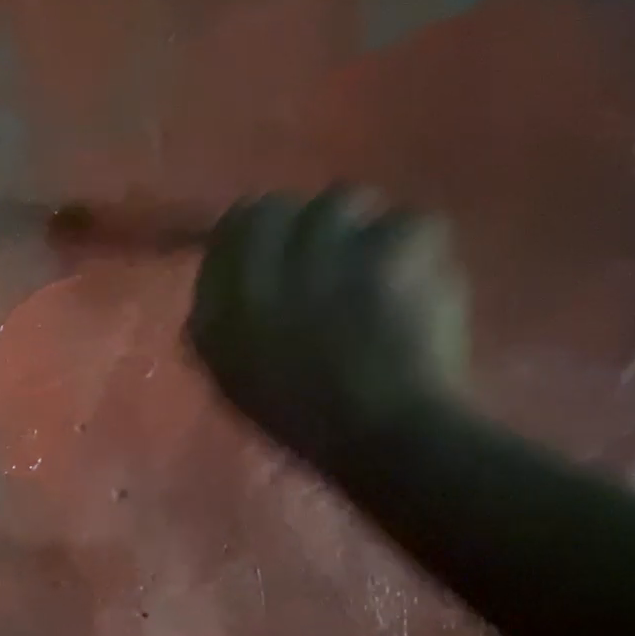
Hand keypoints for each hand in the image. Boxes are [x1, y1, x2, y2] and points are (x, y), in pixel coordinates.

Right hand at [187, 188, 471, 471]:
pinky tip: (417, 284)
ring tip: (377, 270)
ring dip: (359, 231)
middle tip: (331, 259)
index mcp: (217, 307)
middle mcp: (261, 271)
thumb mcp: (230, 375)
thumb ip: (220, 320)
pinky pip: (408, 222)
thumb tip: (225, 277)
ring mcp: (326, 255)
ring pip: (345, 201)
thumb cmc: (300, 418)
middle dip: (307, 225)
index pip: (230, 230)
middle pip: (282, 207)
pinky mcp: (390, 249)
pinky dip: (416, 247)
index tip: (277, 250)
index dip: (258, 232)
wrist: (377, 433)